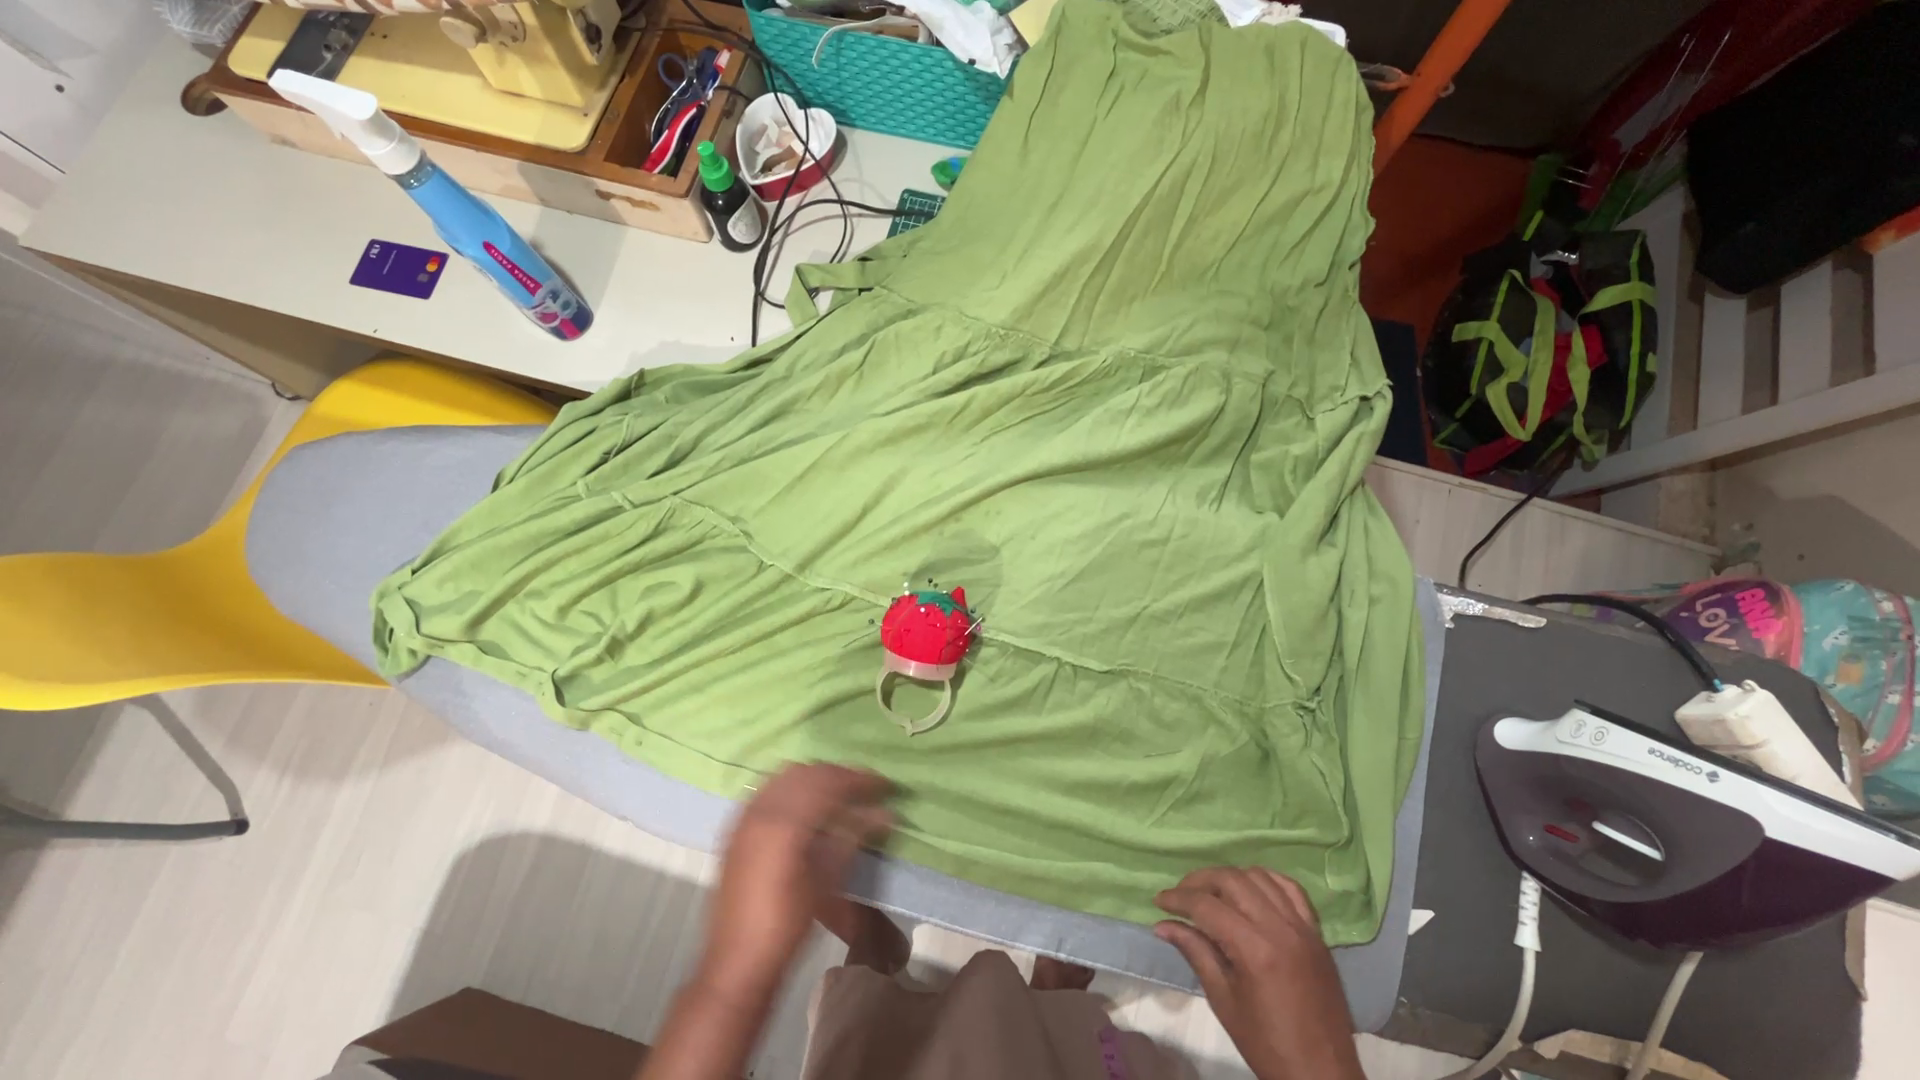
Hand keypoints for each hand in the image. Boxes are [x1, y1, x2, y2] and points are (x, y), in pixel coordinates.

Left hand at [695, 763, 894, 1004]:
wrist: (737, 959)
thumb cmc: (788, 926)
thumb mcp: (827, 882)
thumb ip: (853, 838)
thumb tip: (884, 814)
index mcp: (785, 822)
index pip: (829, 782)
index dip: (860, 780)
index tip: (885, 786)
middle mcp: (761, 810)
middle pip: (806, 772)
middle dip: (838, 776)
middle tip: (865, 791)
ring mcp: (744, 818)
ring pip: (784, 778)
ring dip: (815, 780)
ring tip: (839, 797)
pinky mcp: (735, 829)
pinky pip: (767, 791)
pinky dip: (791, 790)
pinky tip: (806, 809)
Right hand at [1155, 867, 1364, 1079]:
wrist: (1321, 1072)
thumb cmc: (1266, 1044)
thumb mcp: (1223, 1000)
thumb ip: (1195, 952)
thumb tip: (1163, 925)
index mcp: (1255, 949)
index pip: (1207, 905)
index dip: (1178, 898)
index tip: (1158, 901)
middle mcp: (1280, 928)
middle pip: (1233, 880)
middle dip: (1200, 881)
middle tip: (1180, 895)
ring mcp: (1303, 928)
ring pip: (1261, 877)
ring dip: (1231, 878)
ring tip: (1211, 893)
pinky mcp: (1317, 933)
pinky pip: (1292, 890)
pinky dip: (1267, 881)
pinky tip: (1250, 890)